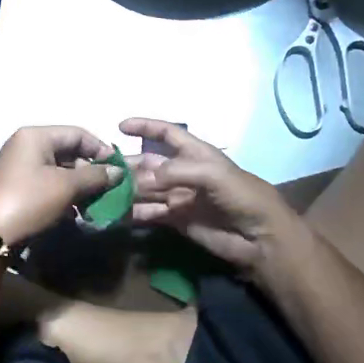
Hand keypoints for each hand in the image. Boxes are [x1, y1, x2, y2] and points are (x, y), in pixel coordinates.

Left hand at [0, 126, 121, 246]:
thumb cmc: (29, 201)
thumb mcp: (67, 187)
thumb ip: (96, 176)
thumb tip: (118, 171)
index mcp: (36, 136)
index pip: (78, 134)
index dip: (101, 150)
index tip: (118, 169)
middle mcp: (26, 146)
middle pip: (69, 152)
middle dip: (91, 172)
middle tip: (108, 191)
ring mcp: (19, 167)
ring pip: (60, 170)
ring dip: (80, 186)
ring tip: (94, 204)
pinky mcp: (17, 188)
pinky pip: (48, 184)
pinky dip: (65, 195)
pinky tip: (76, 213)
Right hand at [121, 119, 302, 275]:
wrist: (261, 237)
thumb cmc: (243, 196)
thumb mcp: (214, 175)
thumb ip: (177, 171)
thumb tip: (143, 179)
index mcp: (198, 155)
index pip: (168, 134)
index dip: (146, 126)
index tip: (120, 125)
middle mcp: (185, 173)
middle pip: (150, 164)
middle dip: (129, 165)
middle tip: (103, 171)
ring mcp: (180, 197)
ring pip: (146, 190)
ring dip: (127, 191)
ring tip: (103, 193)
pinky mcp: (177, 221)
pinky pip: (150, 213)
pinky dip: (134, 213)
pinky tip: (116, 214)